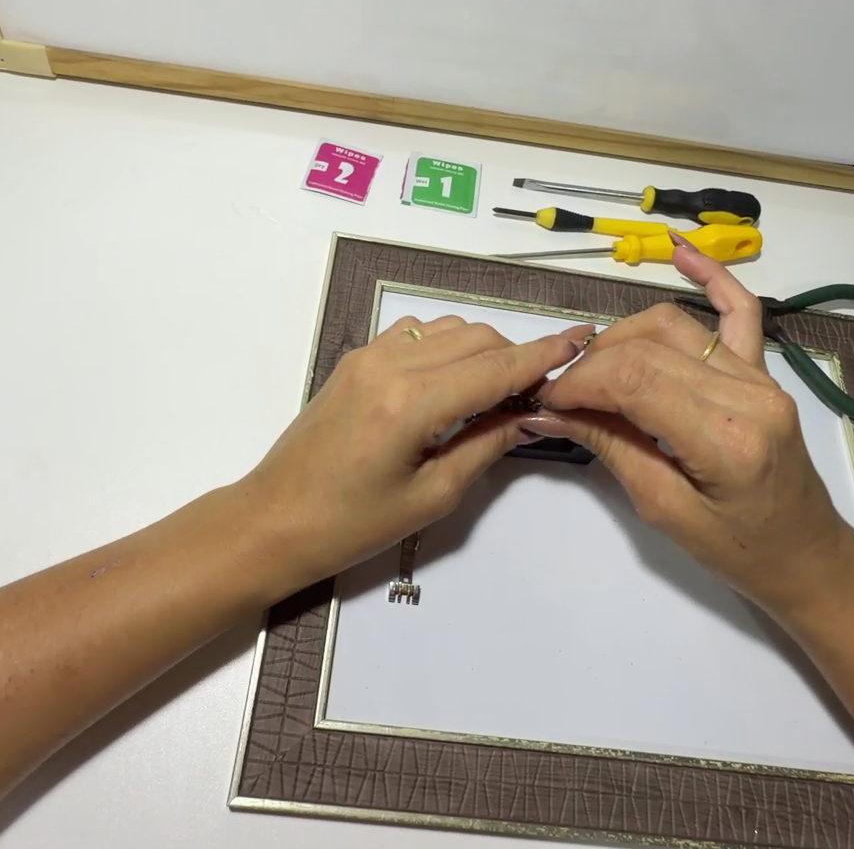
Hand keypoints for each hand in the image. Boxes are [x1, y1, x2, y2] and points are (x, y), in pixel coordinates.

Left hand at [239, 315, 590, 591]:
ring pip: (448, 328)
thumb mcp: (431, 497)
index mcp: (410, 403)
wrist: (273, 519)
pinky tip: (454, 380)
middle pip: (476, 338)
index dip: (543, 356)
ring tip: (496, 392)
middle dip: (515, 358)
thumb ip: (485, 445)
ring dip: (482, 350)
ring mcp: (368, 355)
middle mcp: (390, 363)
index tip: (580, 342)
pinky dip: (447, 346)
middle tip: (534, 396)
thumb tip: (527, 415)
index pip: (494, 368)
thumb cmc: (350, 525)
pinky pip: (417, 333)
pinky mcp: (356, 358)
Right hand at [526, 239, 853, 618]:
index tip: (545, 400)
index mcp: (726, 439)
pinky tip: (681, 253)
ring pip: (672, 324)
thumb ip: (609, 447)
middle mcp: (748, 393)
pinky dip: (711, 277)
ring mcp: (759, 376)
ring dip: (621, 337)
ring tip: (594, 370)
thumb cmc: (737, 549)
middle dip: (590, 365)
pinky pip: (739, 311)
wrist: (805, 555)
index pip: (633, 380)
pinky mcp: (762, 371)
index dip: (578, 382)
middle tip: (560, 396)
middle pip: (647, 347)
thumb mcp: (663, 509)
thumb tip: (547, 412)